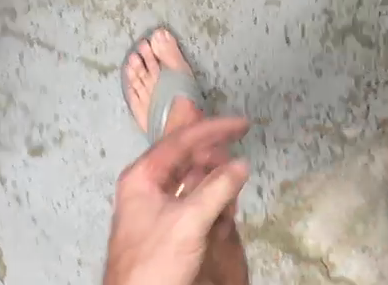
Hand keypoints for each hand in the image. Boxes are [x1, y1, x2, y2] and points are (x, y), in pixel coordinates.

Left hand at [104, 117, 250, 284]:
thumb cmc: (155, 262)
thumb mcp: (189, 222)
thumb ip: (217, 189)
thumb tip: (242, 164)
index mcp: (143, 175)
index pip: (182, 139)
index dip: (214, 129)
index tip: (244, 126)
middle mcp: (147, 184)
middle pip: (188, 159)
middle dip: (216, 167)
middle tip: (238, 175)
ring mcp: (156, 207)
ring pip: (193, 184)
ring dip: (216, 192)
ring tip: (229, 209)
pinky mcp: (166, 227)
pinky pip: (193, 205)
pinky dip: (210, 210)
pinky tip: (222, 224)